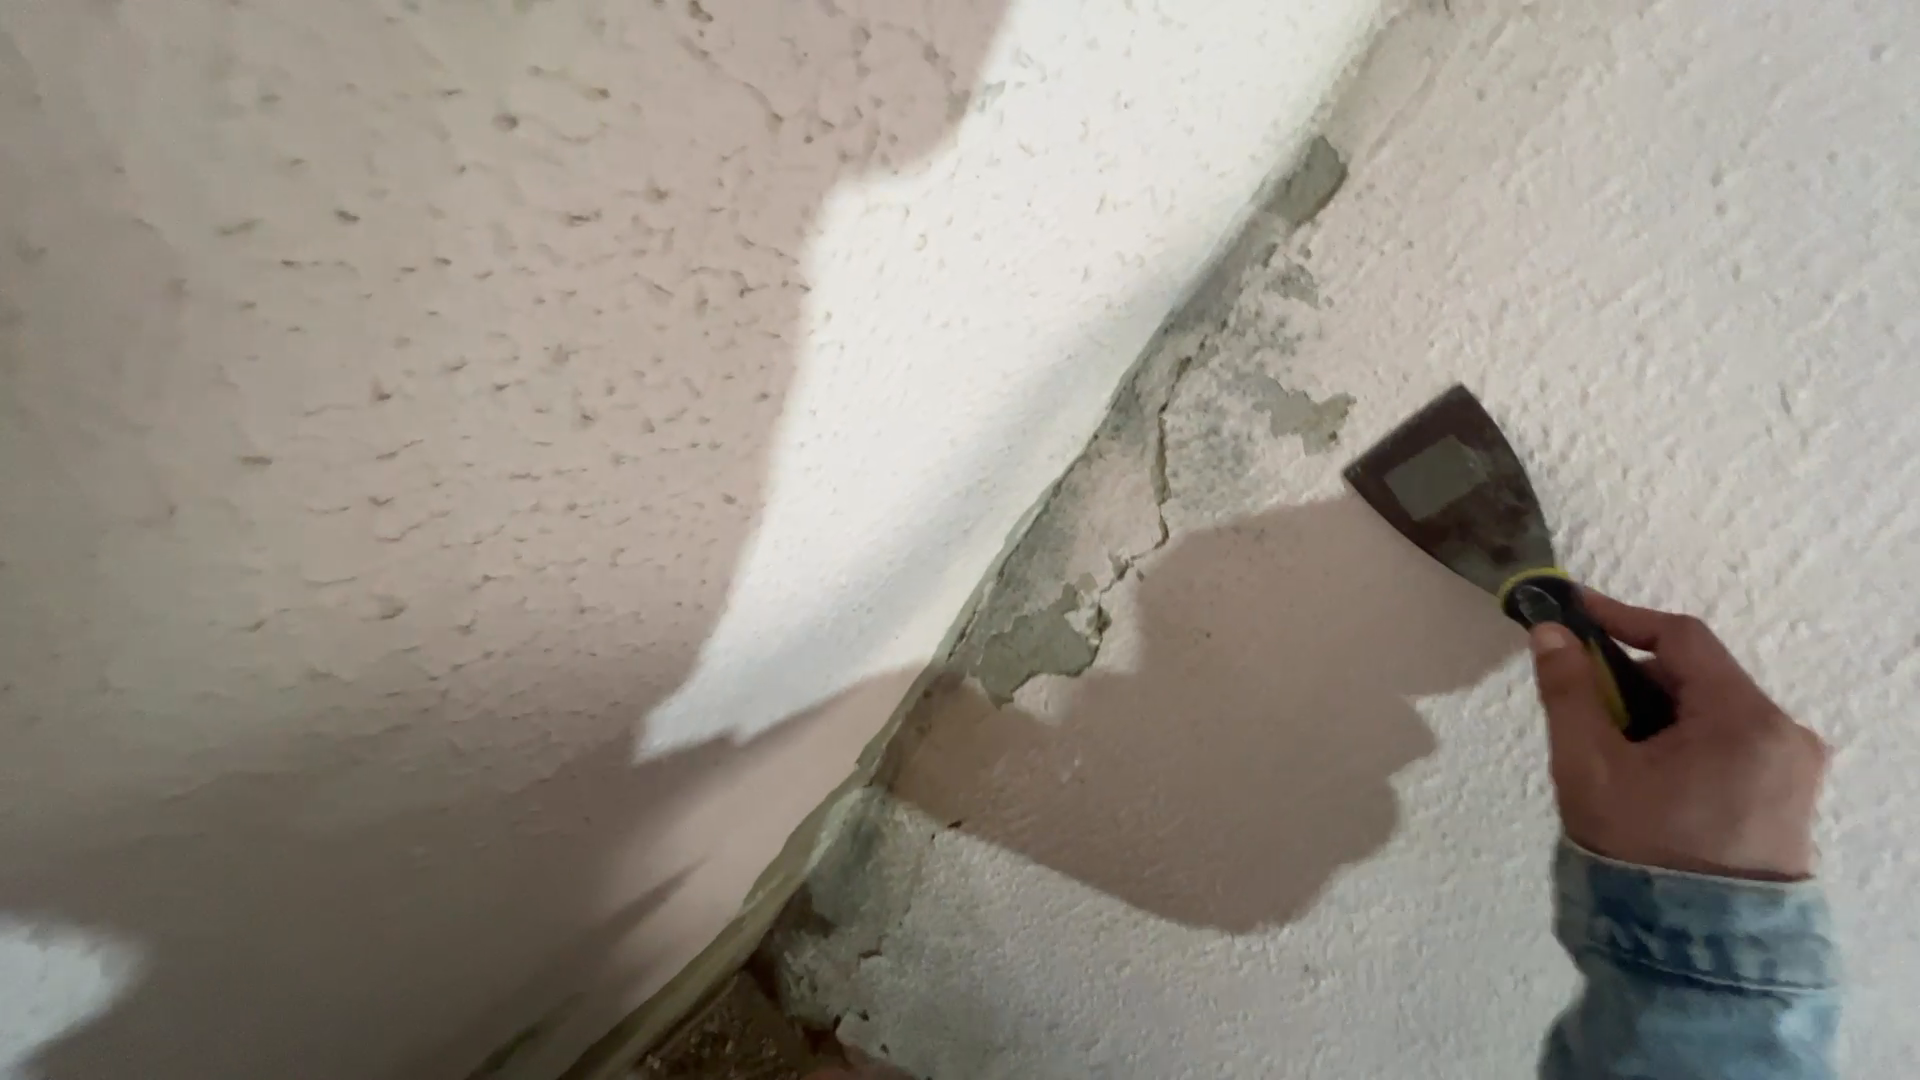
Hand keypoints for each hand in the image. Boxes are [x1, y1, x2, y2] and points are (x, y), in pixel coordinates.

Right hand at [1530, 590, 1826, 880]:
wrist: (1695, 936)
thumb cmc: (1639, 839)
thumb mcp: (1587, 760)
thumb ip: (1567, 688)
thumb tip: (1550, 632)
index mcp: (1745, 720)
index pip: (1682, 637)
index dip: (1619, 614)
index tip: (1568, 606)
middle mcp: (1784, 733)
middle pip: (1694, 673)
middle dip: (1628, 671)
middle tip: (1575, 691)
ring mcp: (1791, 764)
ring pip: (1705, 706)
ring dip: (1647, 704)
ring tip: (1601, 736)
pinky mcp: (1784, 789)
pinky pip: (1722, 735)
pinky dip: (1673, 730)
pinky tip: (1637, 759)